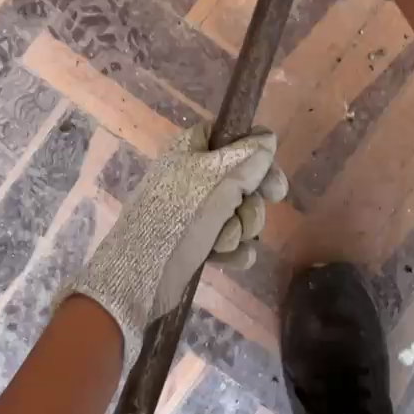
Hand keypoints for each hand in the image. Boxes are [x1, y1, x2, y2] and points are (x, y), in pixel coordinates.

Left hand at [67, 124, 287, 364]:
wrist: (139, 276)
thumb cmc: (178, 217)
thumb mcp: (218, 179)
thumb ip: (249, 157)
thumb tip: (268, 137)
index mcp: (193, 149)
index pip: (234, 137)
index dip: (257, 154)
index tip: (273, 179)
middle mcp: (196, 176)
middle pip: (244, 178)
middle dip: (252, 202)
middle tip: (256, 213)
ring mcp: (196, 211)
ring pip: (240, 212)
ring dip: (240, 228)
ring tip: (224, 241)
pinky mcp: (197, 243)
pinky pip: (230, 240)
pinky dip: (232, 249)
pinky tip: (227, 258)